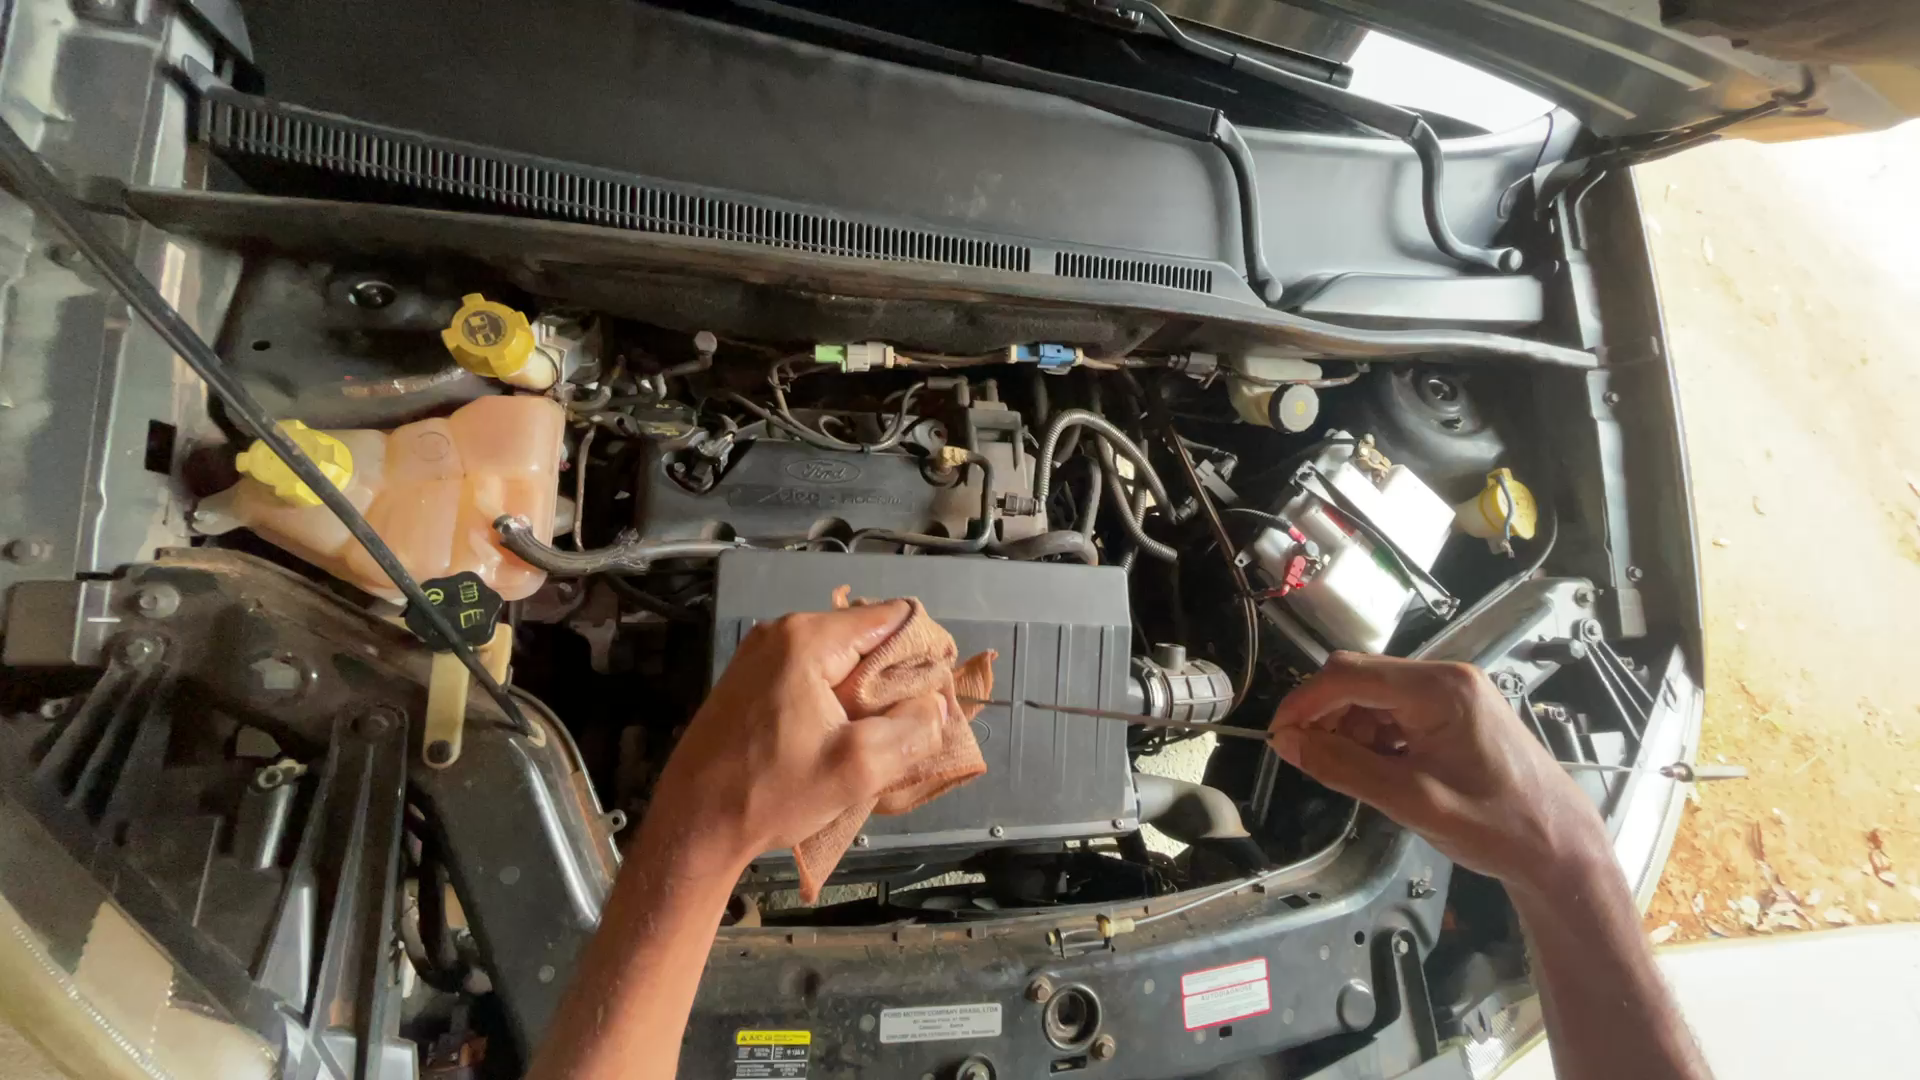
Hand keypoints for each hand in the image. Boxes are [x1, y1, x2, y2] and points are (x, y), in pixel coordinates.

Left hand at [646, 602, 945, 871]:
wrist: (689, 828)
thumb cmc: (770, 793)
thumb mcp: (858, 768)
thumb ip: (912, 729)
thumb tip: (939, 705)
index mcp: (809, 638)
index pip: (893, 618)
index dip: (925, 652)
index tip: (935, 694)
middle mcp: (783, 631)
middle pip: (866, 636)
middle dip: (895, 678)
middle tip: (906, 725)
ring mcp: (762, 652)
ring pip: (841, 657)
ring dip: (865, 691)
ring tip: (873, 736)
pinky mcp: (751, 678)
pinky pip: (812, 672)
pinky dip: (835, 697)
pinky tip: (836, 736)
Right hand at [1267, 652, 1606, 886]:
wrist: (1566, 853)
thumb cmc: (1499, 828)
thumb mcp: (1412, 802)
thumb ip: (1343, 767)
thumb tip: (1286, 743)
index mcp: (1439, 689)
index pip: (1348, 676)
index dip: (1304, 702)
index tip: (1279, 736)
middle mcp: (1443, 677)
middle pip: (1356, 679)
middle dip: (1324, 716)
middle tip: (1309, 757)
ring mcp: (1449, 691)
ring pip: (1368, 694)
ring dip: (1346, 728)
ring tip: (1349, 769)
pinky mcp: (1451, 708)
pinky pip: (1389, 708)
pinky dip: (1369, 734)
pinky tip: (1375, 766)